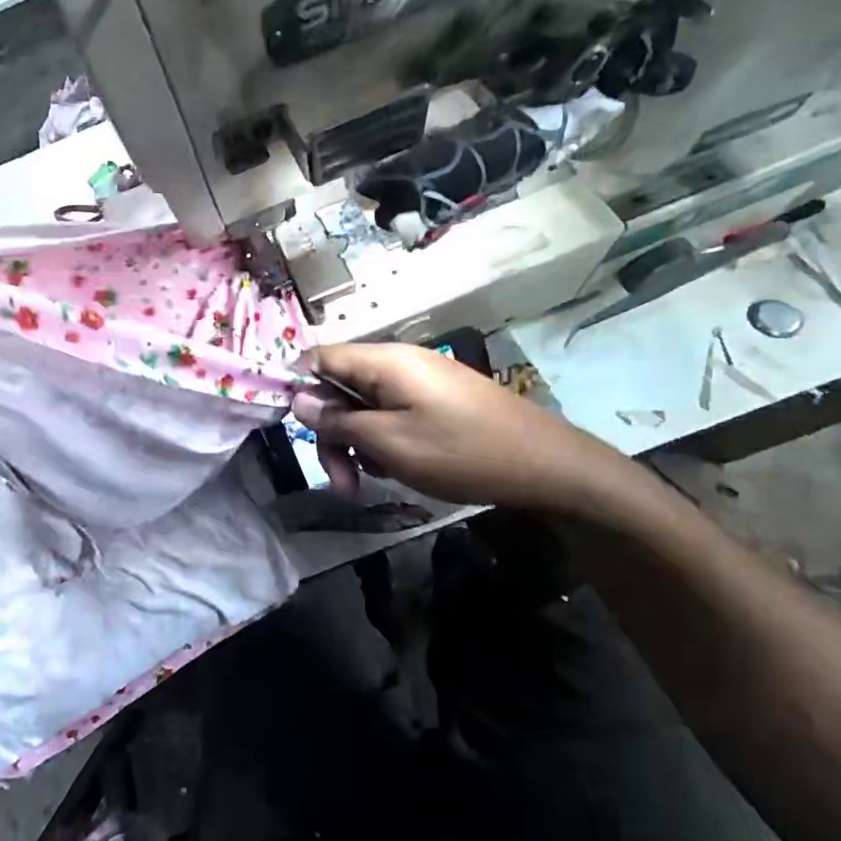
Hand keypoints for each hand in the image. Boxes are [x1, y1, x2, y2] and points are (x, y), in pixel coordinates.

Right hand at [291, 343, 643, 513]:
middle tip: (343, 483)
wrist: (545, 464)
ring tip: (376, 480)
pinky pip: (396, 412)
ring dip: (360, 443)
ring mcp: (424, 380)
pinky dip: (387, 440)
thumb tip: (300, 399)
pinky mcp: (441, 399)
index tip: (295, 431)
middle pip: (343, 386)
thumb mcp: (390, 443)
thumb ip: (340, 421)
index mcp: (385, 361)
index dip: (300, 388)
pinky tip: (401, 469)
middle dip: (335, 433)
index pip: (321, 357)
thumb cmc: (461, 452)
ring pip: (369, 405)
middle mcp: (401, 362)